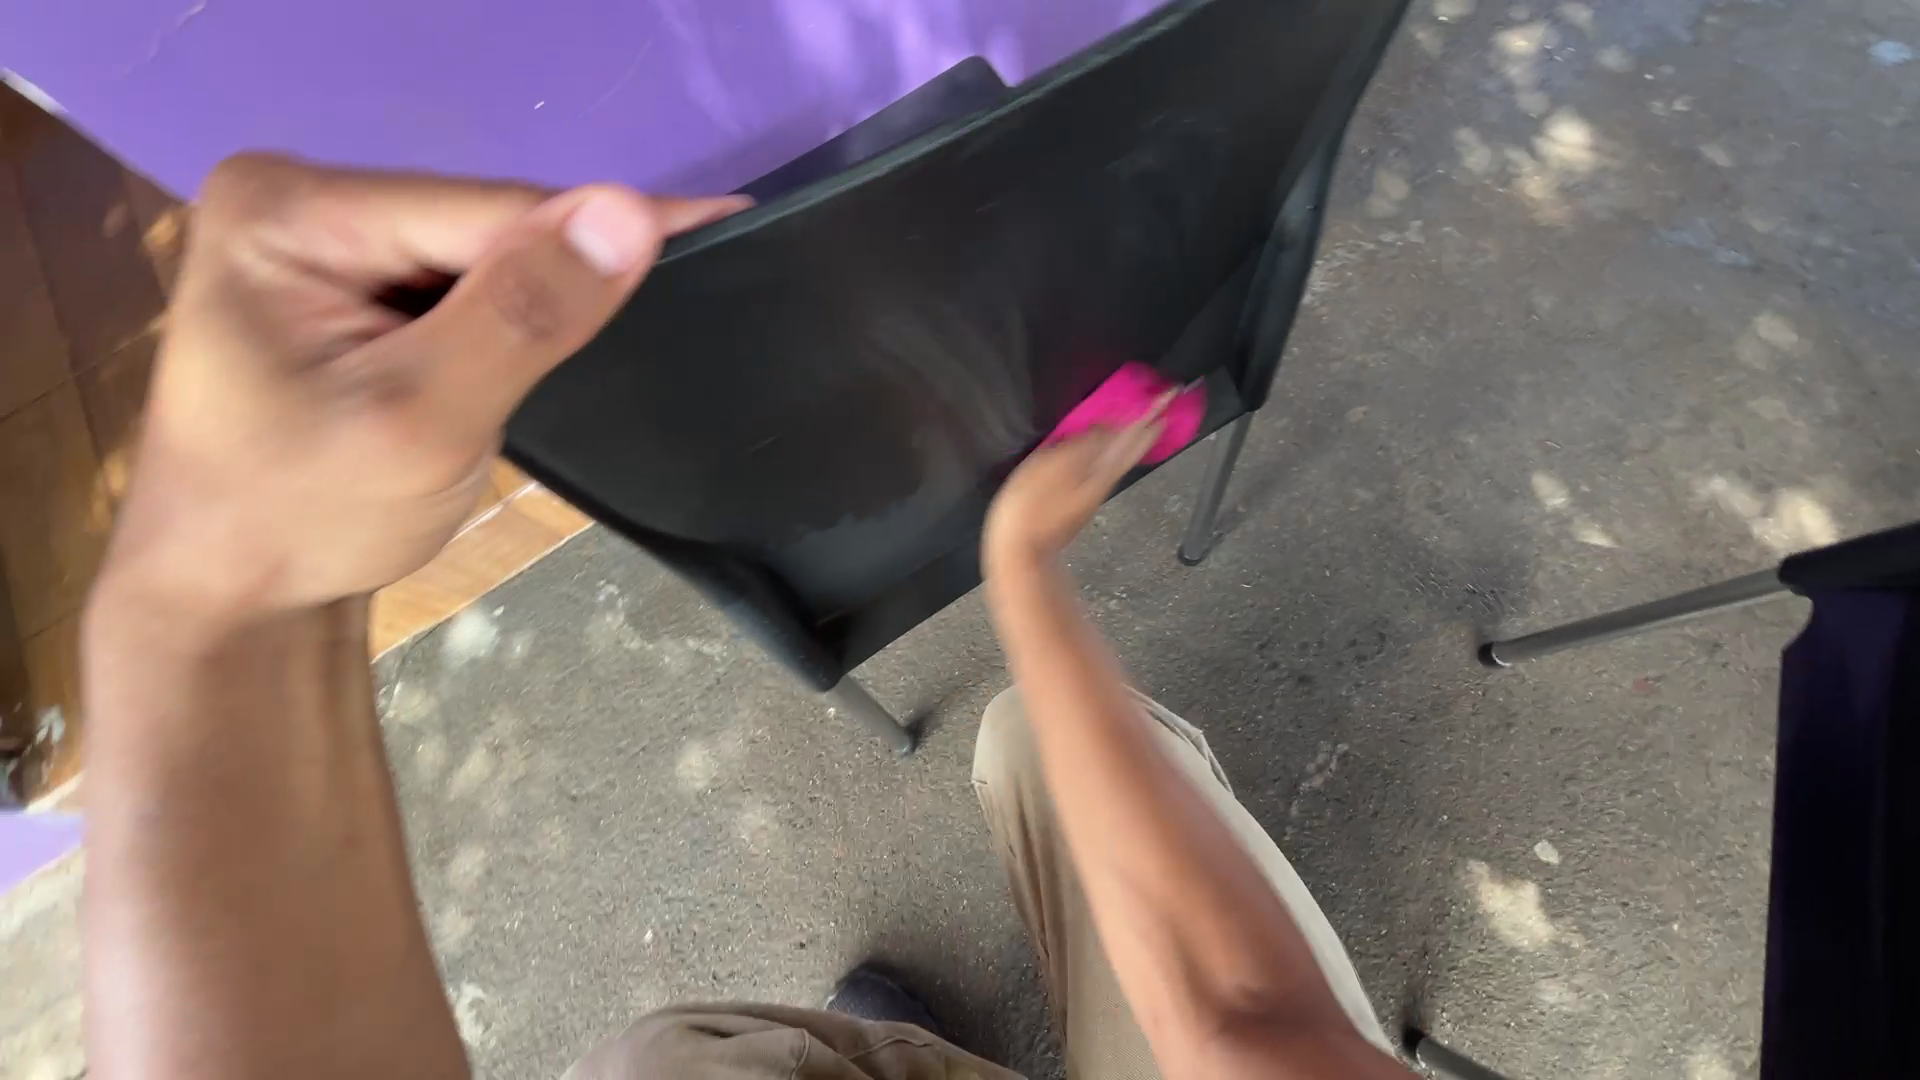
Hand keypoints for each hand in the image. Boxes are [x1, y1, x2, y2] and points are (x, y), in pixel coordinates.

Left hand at [94, 154, 746, 629]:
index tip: (729, 226)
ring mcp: (340, 242)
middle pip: (499, 223)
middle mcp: (313, 201)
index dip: (612, 231)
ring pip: (500, 252)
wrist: (243, 577)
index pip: (497, 212)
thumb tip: (631, 212)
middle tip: (705, 279)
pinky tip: (583, 323)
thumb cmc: (318, 510)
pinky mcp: (369, 285)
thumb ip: (526, 316)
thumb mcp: (428, 416)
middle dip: (586, 265)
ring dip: (570, 289)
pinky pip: (483, 282)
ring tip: (662, 300)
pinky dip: (540, 311)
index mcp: (298, 212)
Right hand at [983, 394, 1171, 570]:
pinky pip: (1106, 468)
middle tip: (1164, 405)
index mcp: (1101, 469)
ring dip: (1134, 438)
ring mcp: (1093, 492)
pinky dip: (1116, 452)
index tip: (1166, 396)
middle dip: (1146, 426)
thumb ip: (1084, 445)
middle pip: (1130, 448)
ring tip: (1146, 421)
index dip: (1147, 414)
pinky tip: (1112, 448)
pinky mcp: (1081, 500)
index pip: (1131, 434)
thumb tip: (1111, 427)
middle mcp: (1104, 480)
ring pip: (1121, 458)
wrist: (1023, 551)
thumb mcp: (1054, 467)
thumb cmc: (1031, 509)